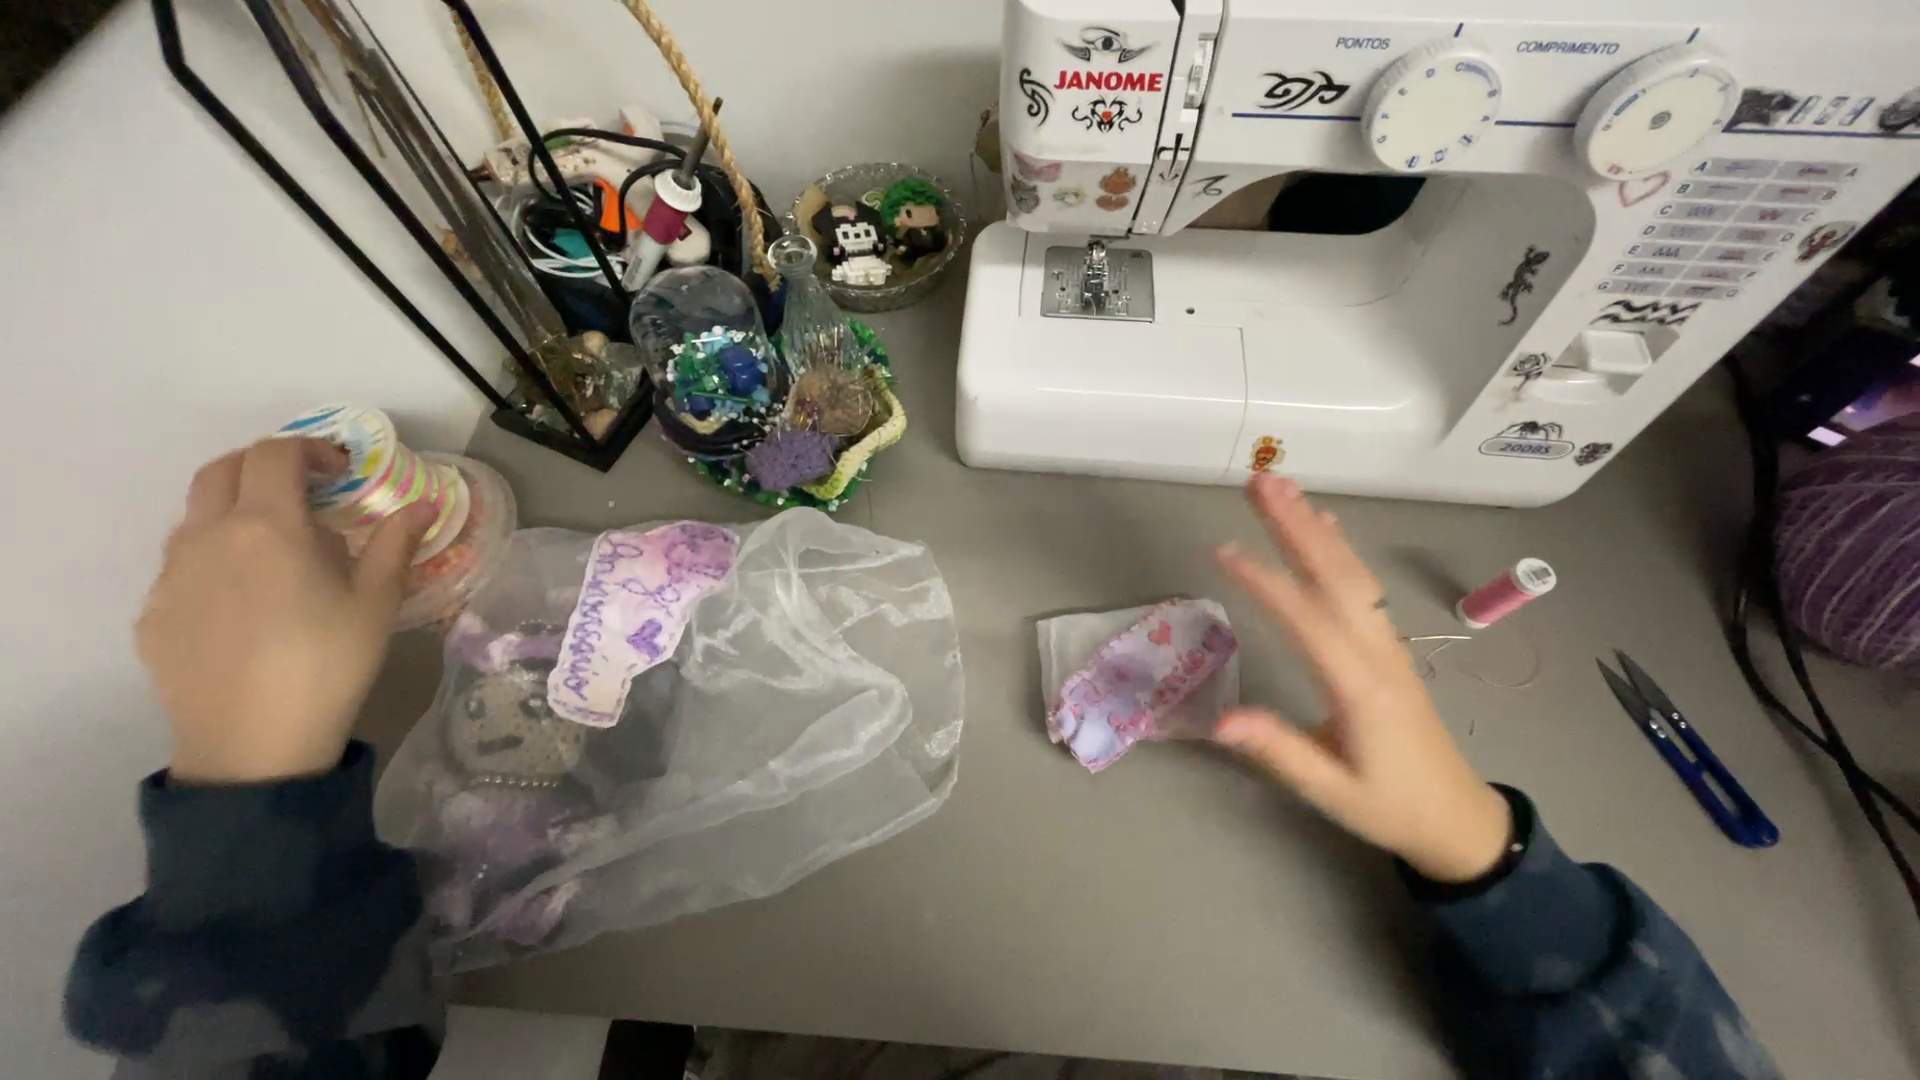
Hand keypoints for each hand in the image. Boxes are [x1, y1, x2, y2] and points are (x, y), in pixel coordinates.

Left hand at [138, 438, 434, 783]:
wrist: (254, 739)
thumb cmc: (331, 661)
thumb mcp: (378, 600)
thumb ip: (396, 542)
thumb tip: (424, 504)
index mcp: (268, 527)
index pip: (275, 455)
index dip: (310, 449)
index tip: (343, 471)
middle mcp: (208, 536)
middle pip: (221, 470)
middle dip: (265, 465)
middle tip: (308, 490)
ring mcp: (171, 574)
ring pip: (197, 516)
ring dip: (238, 509)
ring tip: (283, 548)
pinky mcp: (155, 610)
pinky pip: (185, 563)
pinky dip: (220, 556)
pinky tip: (253, 598)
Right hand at [1214, 474, 1510, 883]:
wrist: (1456, 818)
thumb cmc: (1389, 805)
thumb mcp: (1332, 790)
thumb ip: (1279, 751)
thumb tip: (1219, 721)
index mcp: (1360, 687)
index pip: (1307, 622)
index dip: (1265, 584)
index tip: (1223, 550)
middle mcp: (1377, 652)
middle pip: (1335, 577)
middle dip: (1295, 526)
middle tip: (1260, 482)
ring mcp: (1387, 643)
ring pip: (1351, 573)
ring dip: (1314, 527)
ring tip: (1281, 486)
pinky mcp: (1387, 645)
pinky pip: (1363, 585)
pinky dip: (1339, 547)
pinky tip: (1324, 523)